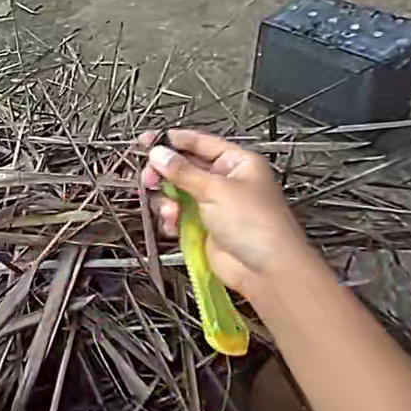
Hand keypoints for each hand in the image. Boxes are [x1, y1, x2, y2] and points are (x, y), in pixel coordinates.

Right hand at [138, 128, 316, 301]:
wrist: (265, 269)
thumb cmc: (254, 224)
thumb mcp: (216, 190)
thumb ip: (182, 171)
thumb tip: (157, 153)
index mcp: (236, 163)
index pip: (198, 143)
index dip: (171, 141)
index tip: (145, 140)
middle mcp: (223, 180)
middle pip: (182, 168)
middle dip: (164, 174)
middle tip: (150, 179)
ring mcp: (211, 204)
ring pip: (175, 192)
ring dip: (166, 200)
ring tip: (170, 211)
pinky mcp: (201, 226)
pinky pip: (176, 215)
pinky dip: (170, 219)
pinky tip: (173, 224)